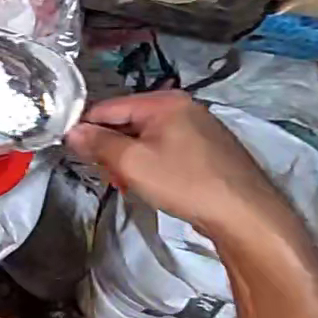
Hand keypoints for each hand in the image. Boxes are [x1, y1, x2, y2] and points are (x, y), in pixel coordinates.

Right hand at [64, 91, 291, 237]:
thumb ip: (97, 143)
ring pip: (144, 138)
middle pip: (126, 122)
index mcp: (164, 101)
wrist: (246, 216)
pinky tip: (155, 185)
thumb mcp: (131, 163)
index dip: (86, 130)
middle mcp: (182, 107)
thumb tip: (71, 131)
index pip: (106, 107)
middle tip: (111, 175)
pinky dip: (151, 164)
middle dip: (111, 149)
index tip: (76, 154)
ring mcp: (198, 127)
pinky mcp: (207, 149)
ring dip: (129, 160)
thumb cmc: (185, 183)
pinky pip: (164, 149)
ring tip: (132, 184)